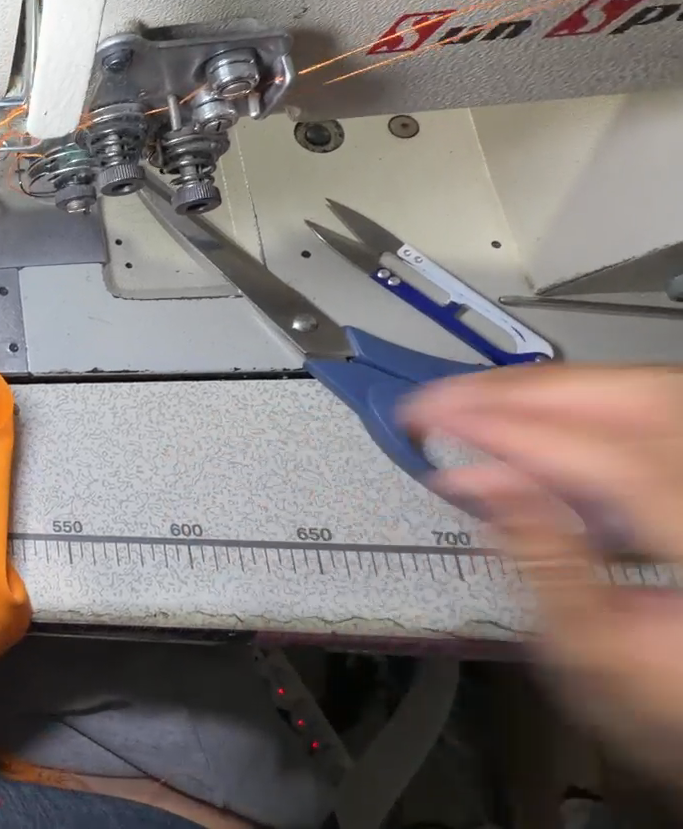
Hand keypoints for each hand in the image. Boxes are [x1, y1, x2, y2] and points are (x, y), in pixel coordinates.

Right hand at [403, 365, 682, 785]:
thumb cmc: (664, 695)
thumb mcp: (590, 650)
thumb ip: (537, 557)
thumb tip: (472, 479)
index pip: (608, 460)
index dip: (506, 429)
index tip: (428, 417)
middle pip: (643, 404)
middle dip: (526, 392)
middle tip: (442, 399)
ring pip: (650, 398)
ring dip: (550, 393)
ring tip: (473, 405)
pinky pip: (652, 419)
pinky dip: (582, 410)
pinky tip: (530, 428)